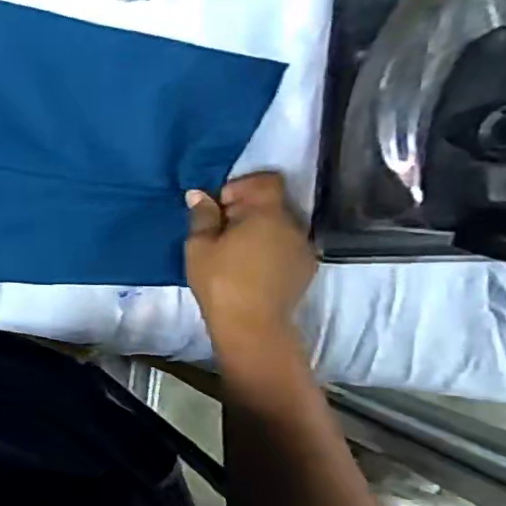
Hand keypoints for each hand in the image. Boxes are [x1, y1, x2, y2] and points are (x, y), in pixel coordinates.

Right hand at [184, 172, 315, 348]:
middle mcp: (293, 224)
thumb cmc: (219, 280)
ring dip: (257, 229)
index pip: (265, 180)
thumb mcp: (199, 246)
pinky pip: (286, 244)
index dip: (240, 186)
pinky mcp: (306, 266)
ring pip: (279, 225)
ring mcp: (303, 246)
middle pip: (272, 203)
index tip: (218, 206)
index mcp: (266, 214)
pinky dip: (268, 246)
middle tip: (218, 231)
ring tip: (233, 251)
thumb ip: (202, 216)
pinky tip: (250, 266)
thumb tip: (199, 194)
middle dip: (245, 209)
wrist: (251, 324)